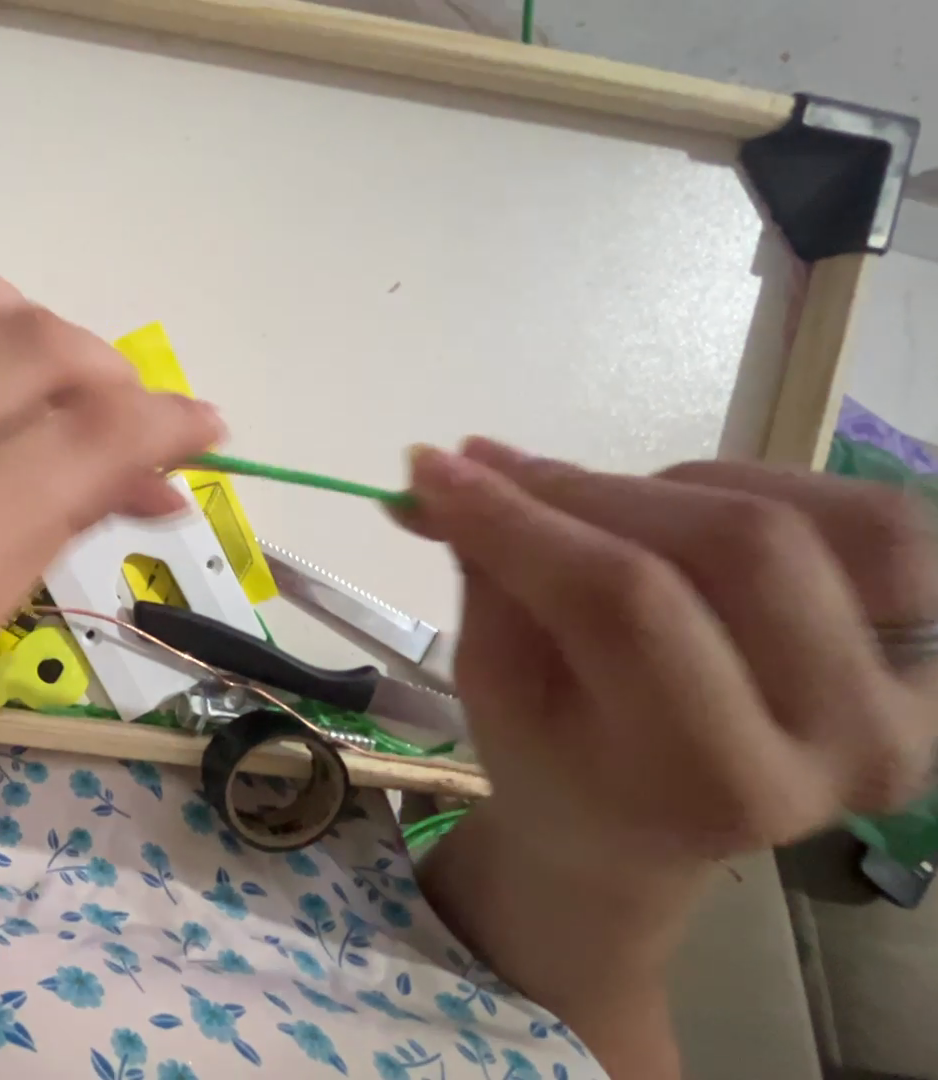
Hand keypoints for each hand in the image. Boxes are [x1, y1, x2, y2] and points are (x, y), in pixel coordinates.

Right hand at [408, 439, 937, 887]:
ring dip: (666, 487)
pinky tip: (681, 512)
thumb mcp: (490, 690)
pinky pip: (873, 520)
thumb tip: (446, 476)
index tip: (431, 469)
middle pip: (730, 545)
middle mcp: (848, 741)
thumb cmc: (546, 761)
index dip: (518, 520)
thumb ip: (485, 580)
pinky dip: (756, 486)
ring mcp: (919, 692)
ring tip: (589, 509)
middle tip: (493, 471)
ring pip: (806, 517)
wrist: (640, 819)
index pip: (619, 607)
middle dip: (585, 489)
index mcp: (708, 779)